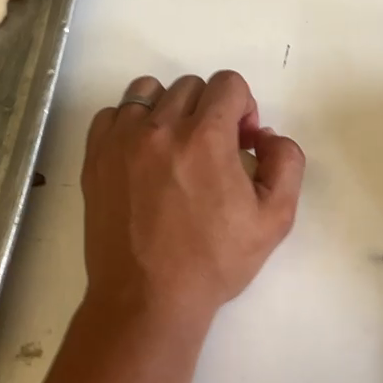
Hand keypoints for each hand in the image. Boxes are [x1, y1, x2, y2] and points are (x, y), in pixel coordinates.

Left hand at [81, 71, 306, 328]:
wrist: (147, 299)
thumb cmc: (213, 262)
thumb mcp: (275, 218)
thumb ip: (286, 162)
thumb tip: (266, 134)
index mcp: (206, 138)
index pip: (228, 83)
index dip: (243, 108)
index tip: (240, 142)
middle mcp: (161, 129)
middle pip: (191, 86)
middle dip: (210, 110)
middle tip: (212, 151)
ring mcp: (121, 141)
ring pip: (148, 91)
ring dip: (169, 109)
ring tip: (174, 148)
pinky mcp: (95, 158)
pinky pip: (113, 115)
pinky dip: (130, 125)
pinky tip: (142, 156)